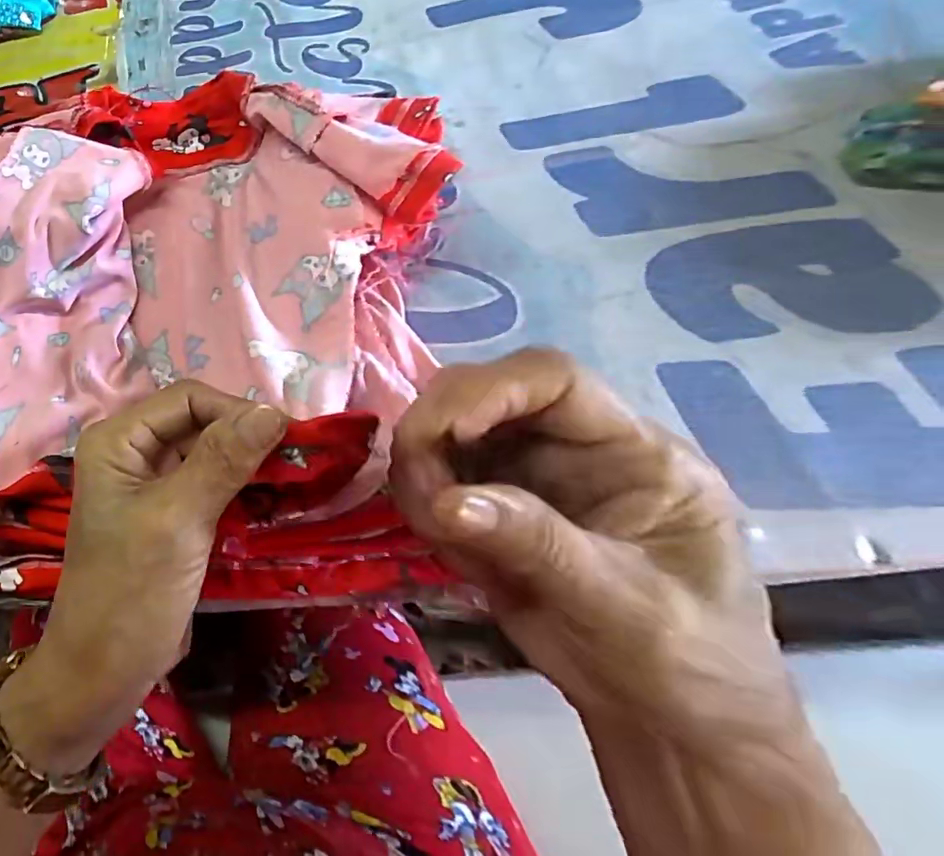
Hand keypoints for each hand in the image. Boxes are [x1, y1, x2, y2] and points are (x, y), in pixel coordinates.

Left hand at [0, 381, 286, 773]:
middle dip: (246, 437)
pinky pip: (207, 486)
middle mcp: (128, 452)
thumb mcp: (178, 520)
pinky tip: (275, 502)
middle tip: (301, 463)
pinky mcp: (166, 515)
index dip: (236, 411)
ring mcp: (146, 485)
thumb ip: (221, 461)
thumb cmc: (131, 591)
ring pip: (206, 454)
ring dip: (248, 464)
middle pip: (197, 422)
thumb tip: (272, 410)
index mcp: (116, 440)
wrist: (102, 667)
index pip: (186, 398)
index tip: (289, 440)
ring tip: (298, 481)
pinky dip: (240, 490)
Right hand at [389, 348, 797, 746]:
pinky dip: (418, 498)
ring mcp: (525, 468)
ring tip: (437, 532)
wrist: (663, 718)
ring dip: (419, 470)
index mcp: (634, 453)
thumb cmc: (679, 663)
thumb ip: (534, 543)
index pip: (551, 379)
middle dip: (435, 433)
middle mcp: (572, 444)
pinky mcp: (486, 494)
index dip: (487, 391)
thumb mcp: (619, 605)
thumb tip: (446, 502)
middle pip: (477, 391)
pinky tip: (445, 545)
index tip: (445, 436)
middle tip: (422, 494)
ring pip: (440, 428)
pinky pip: (428, 470)